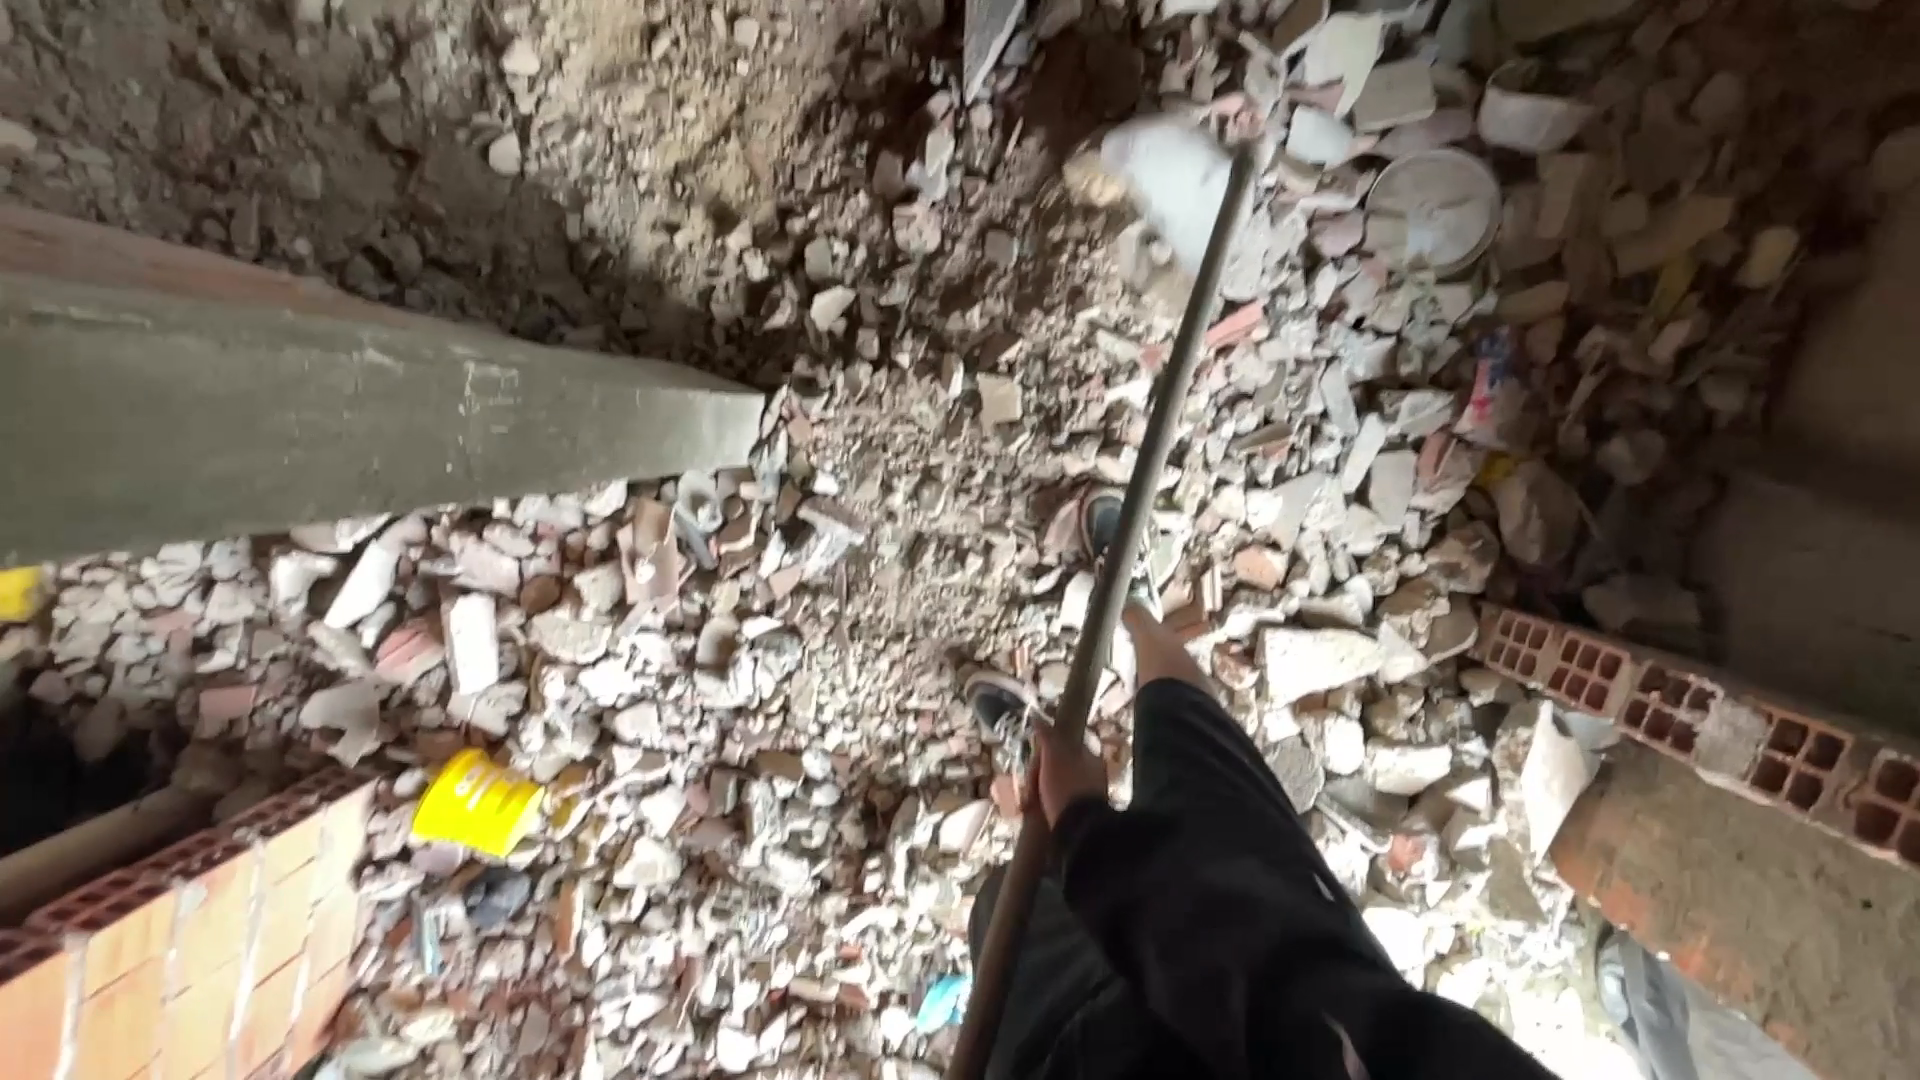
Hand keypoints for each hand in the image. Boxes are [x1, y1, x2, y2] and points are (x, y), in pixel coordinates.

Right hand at [1031, 717, 1110, 826]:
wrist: (1080, 831)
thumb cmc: (1066, 787)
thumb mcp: (1054, 756)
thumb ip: (1047, 736)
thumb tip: (1038, 717)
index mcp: (1089, 757)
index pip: (1060, 745)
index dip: (1042, 753)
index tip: (1032, 765)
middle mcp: (1091, 774)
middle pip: (1056, 766)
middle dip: (1039, 775)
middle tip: (1028, 787)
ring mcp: (1087, 796)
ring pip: (1055, 786)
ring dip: (1039, 792)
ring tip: (1027, 803)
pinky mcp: (1080, 816)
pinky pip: (1057, 805)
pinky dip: (1045, 806)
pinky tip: (1035, 813)